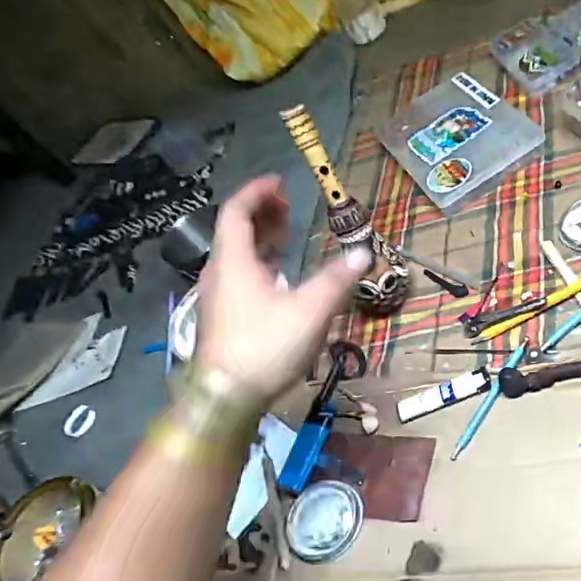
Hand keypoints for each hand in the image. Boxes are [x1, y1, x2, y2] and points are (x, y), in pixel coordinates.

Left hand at [196, 176, 368, 403]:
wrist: (226, 397)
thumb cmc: (265, 347)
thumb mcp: (309, 312)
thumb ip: (336, 280)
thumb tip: (363, 254)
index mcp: (234, 260)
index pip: (237, 211)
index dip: (257, 193)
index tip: (279, 183)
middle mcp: (219, 273)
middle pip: (234, 232)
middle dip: (262, 216)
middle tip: (288, 209)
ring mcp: (217, 299)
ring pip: (236, 257)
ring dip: (259, 242)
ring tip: (285, 238)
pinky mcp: (221, 321)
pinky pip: (237, 279)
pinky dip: (257, 267)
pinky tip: (277, 281)